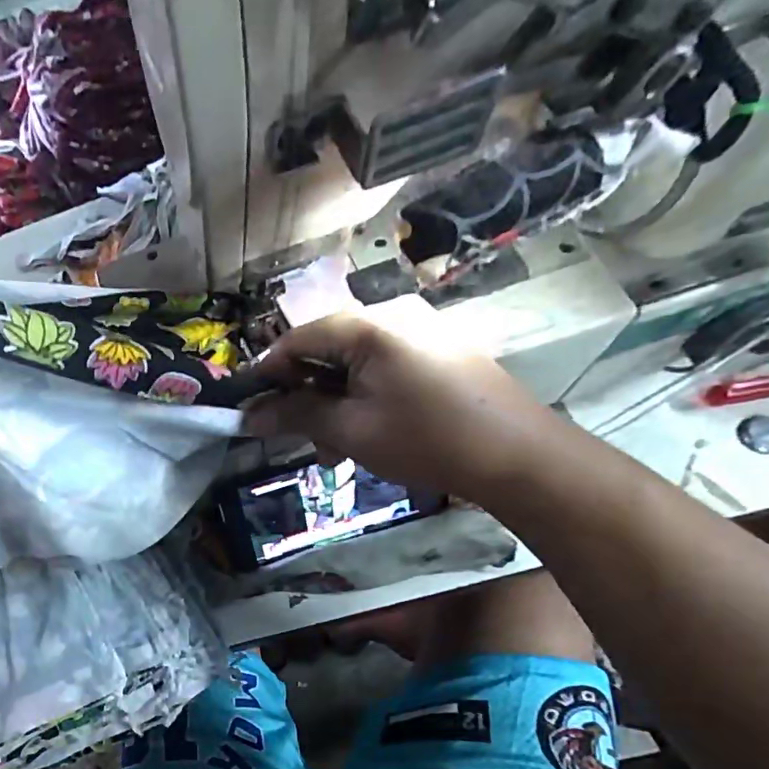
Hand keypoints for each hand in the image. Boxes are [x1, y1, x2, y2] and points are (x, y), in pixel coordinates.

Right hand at [241, 314, 546, 497]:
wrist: (517, 455)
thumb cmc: (426, 439)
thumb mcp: (351, 430)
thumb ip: (297, 415)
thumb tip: (251, 416)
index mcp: (369, 324)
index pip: (297, 338)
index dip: (268, 375)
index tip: (251, 412)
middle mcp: (395, 313)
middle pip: (328, 349)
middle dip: (306, 396)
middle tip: (302, 441)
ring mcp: (423, 329)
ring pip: (357, 362)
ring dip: (336, 403)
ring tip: (337, 450)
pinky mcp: (442, 350)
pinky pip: (386, 367)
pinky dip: (366, 397)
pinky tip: (371, 433)